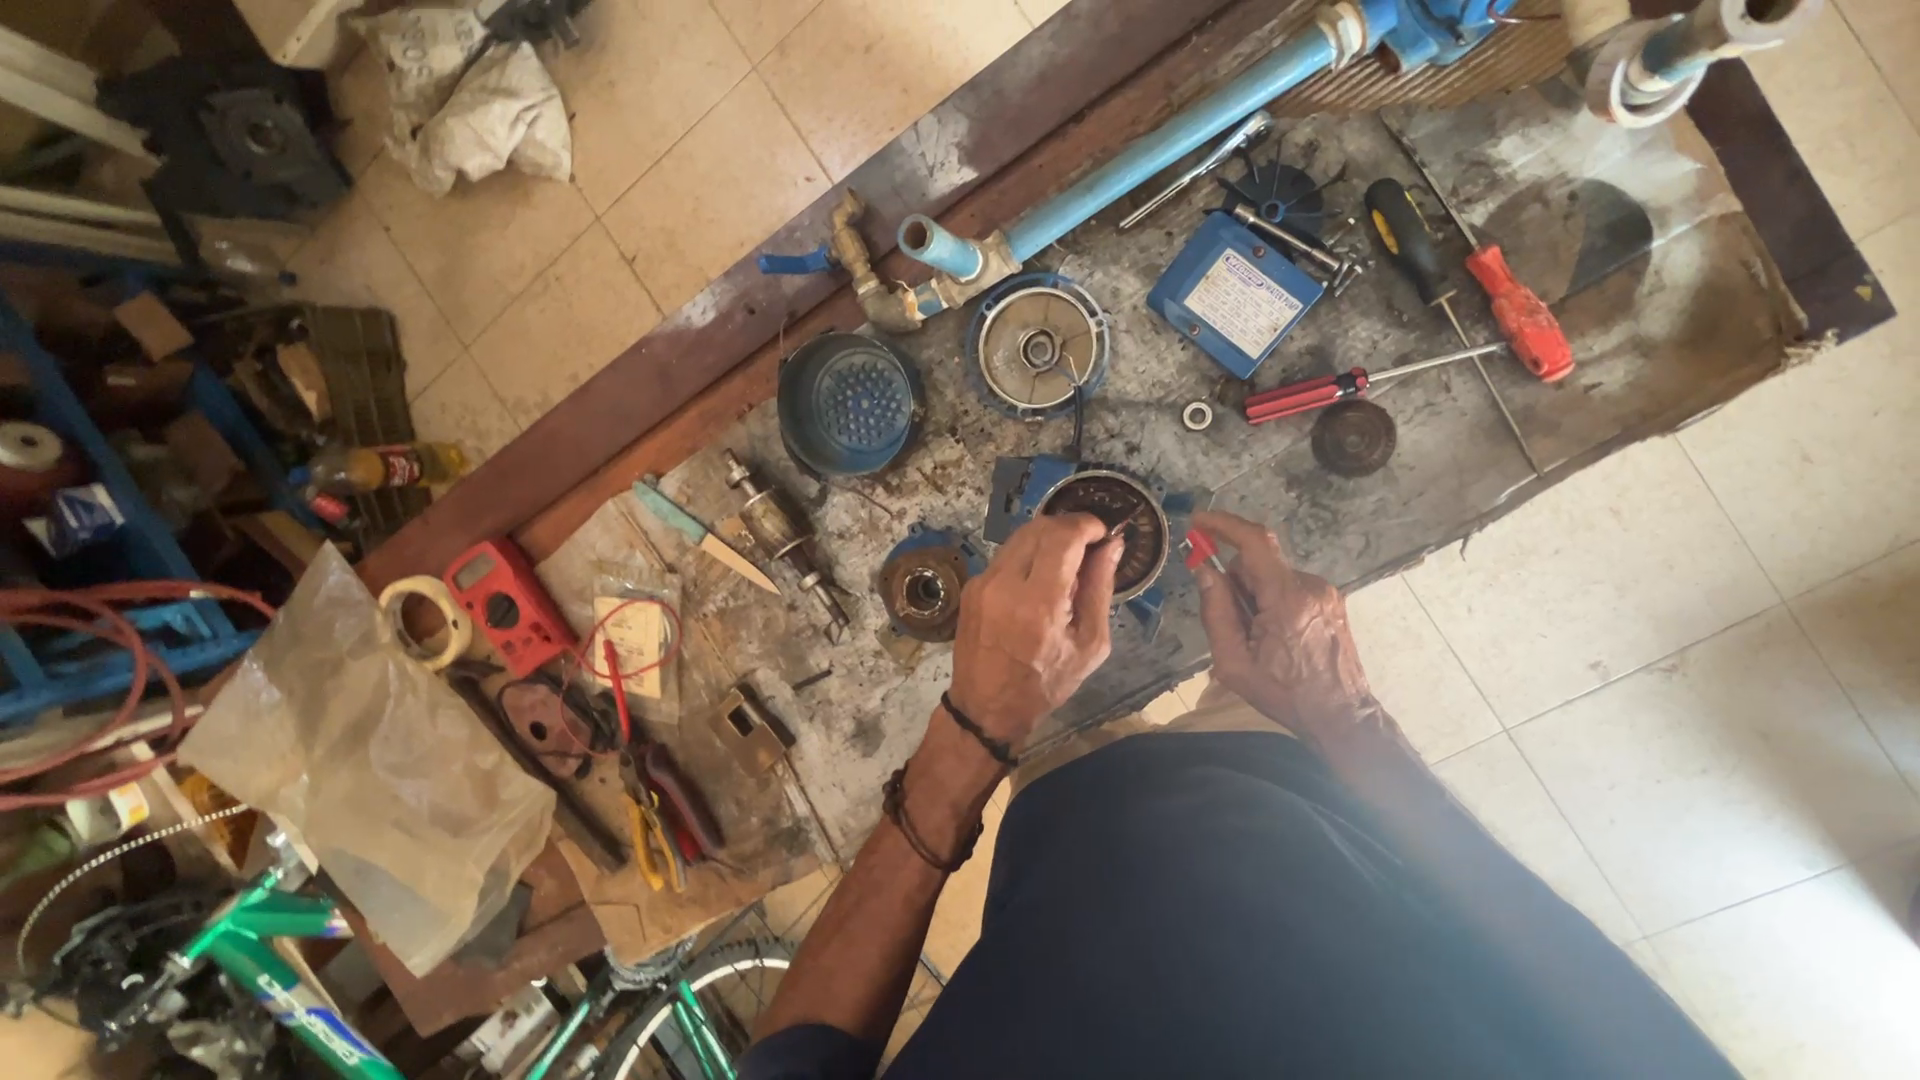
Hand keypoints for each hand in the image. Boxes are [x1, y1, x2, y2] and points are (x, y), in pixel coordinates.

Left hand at [945, 513, 1122, 753]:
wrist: (986, 706)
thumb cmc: (1046, 683)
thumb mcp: (1089, 643)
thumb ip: (1100, 588)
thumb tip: (1113, 545)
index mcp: (1039, 603)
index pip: (1063, 536)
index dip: (1087, 525)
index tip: (1103, 533)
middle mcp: (1005, 584)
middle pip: (1040, 527)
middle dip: (1069, 528)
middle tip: (1089, 546)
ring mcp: (983, 583)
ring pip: (1020, 536)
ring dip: (1048, 539)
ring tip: (1066, 565)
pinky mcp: (972, 586)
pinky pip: (1006, 555)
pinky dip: (1029, 555)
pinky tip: (1039, 580)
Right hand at [1190, 510, 1372, 727]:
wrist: (1342, 715)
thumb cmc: (1283, 694)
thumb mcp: (1233, 663)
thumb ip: (1216, 612)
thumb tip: (1204, 571)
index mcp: (1286, 599)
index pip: (1254, 542)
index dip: (1223, 525)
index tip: (1198, 522)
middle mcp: (1310, 586)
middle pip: (1258, 563)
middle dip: (1236, 582)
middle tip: (1230, 621)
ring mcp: (1325, 592)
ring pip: (1273, 576)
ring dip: (1256, 595)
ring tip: (1259, 638)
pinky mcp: (1332, 600)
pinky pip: (1290, 587)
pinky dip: (1273, 601)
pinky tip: (1278, 637)